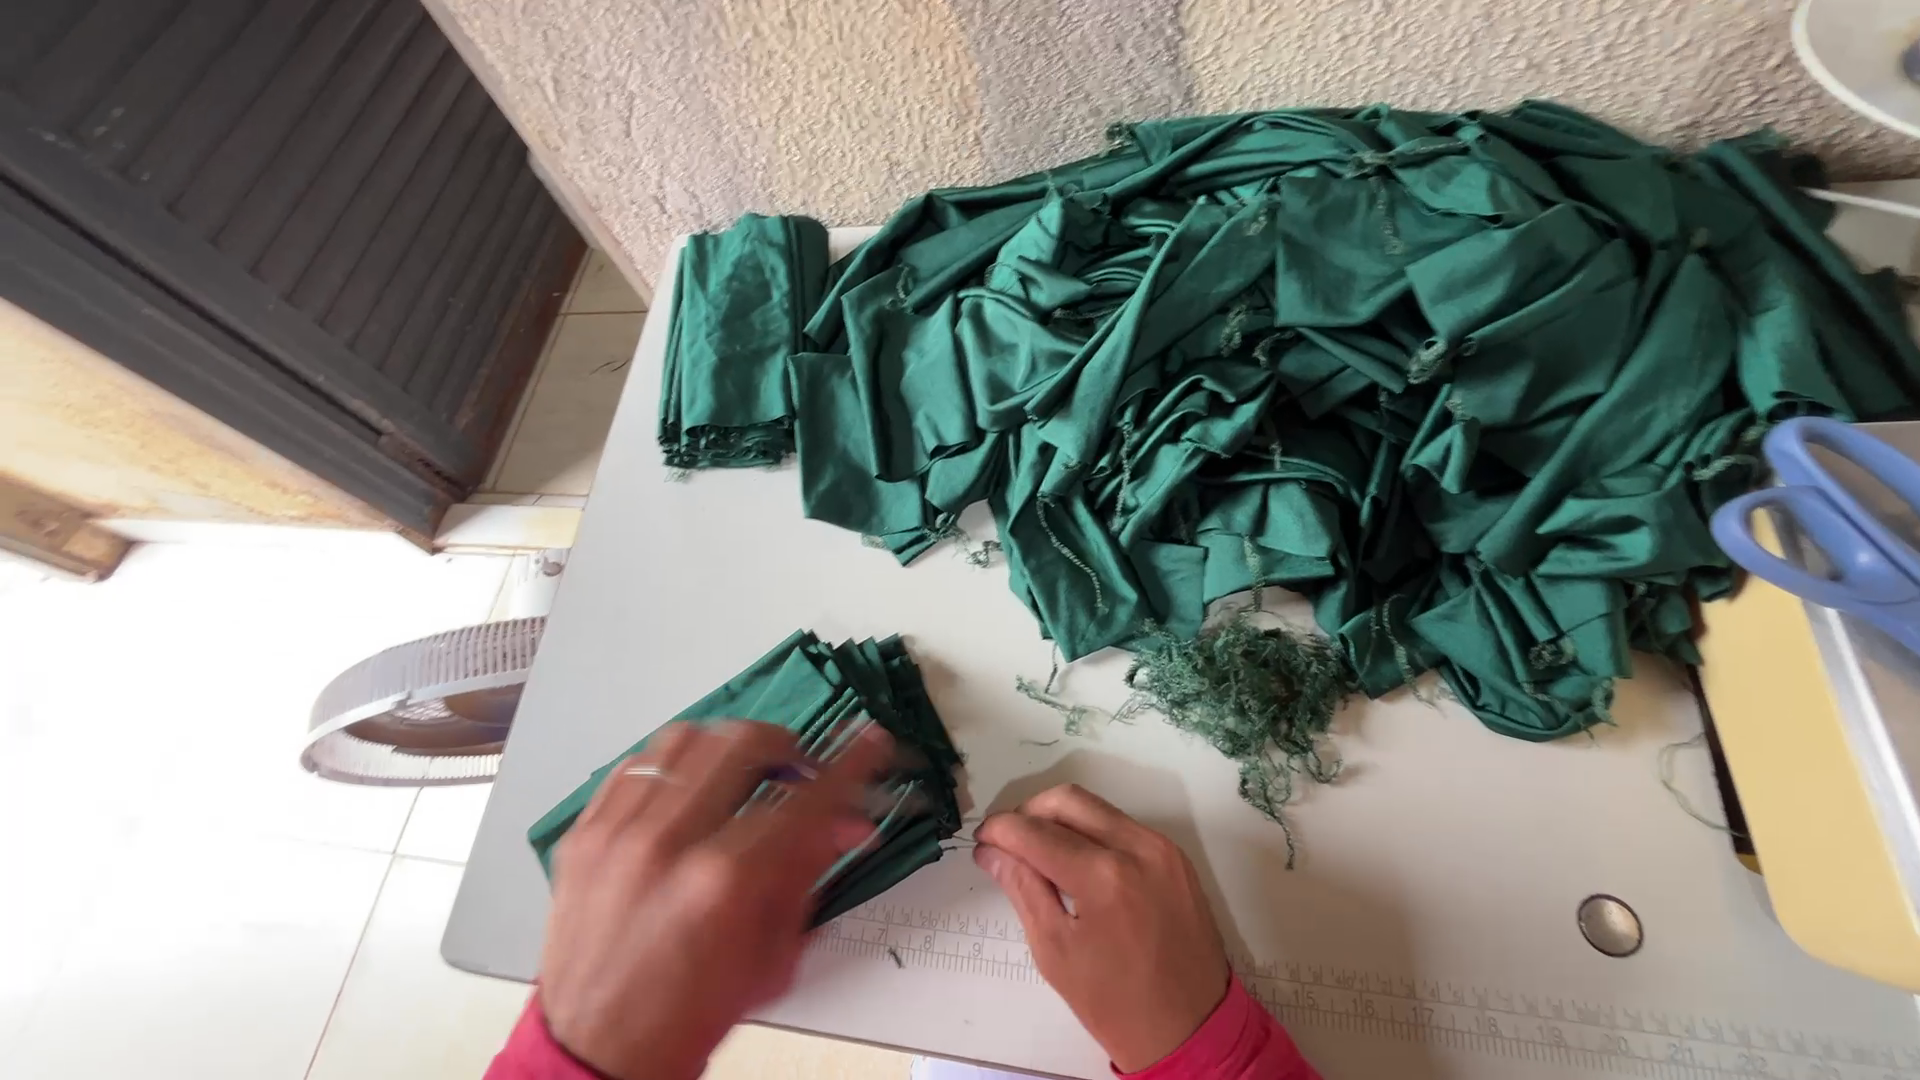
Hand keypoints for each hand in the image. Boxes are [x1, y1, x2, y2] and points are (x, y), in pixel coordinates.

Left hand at [539, 719, 890, 1079]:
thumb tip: (850, 819)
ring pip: (687, 739)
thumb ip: (809, 874)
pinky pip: (637, 763)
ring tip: (744, 770)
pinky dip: (677, 763)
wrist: (591, 1053)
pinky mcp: (586, 832)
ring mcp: (619, 831)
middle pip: (743, 745)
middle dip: (787, 746)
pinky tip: (692, 785)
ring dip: (730, 745)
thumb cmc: (692, 1014)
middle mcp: (670, 842)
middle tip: (799, 769)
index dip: (851, 763)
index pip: (806, 799)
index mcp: (725, 882)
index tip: (872, 740)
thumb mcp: (772, 957)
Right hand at [974, 784, 1230, 1072]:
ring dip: (1059, 818)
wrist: (1194, 1030)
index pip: (1036, 832)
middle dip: (1028, 812)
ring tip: (1038, 851)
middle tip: (1009, 842)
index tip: (981, 840)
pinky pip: (1121, 824)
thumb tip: (991, 851)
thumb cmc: (1115, 1003)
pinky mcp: (1175, 855)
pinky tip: (1077, 861)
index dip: (1000, 830)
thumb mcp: (1055, 952)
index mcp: (1103, 878)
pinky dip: (1091, 831)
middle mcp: (1136, 848)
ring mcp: (1161, 848)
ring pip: (1096, 806)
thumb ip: (1022, 888)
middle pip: (1066, 800)